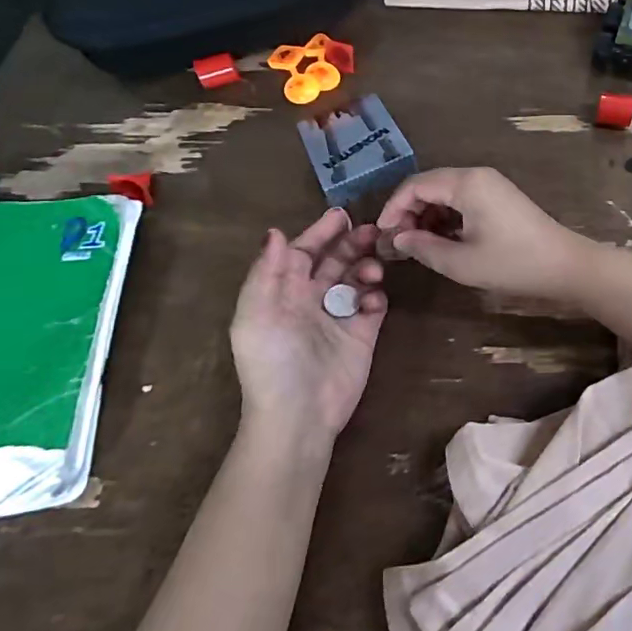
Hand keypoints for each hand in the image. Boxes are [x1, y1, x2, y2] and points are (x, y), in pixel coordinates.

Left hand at [229, 208, 386, 443]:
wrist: (299, 415)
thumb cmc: (272, 363)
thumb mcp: (255, 317)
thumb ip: (265, 273)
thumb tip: (275, 232)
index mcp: (283, 292)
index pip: (303, 252)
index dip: (320, 233)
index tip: (342, 215)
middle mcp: (311, 299)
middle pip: (334, 259)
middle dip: (351, 243)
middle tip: (372, 231)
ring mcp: (339, 315)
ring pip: (357, 277)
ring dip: (366, 265)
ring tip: (372, 270)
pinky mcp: (363, 333)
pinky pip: (374, 303)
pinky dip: (376, 295)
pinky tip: (372, 301)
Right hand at [376, 168, 596, 301]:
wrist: (564, 265)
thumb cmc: (512, 263)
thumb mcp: (461, 262)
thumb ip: (423, 248)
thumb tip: (398, 238)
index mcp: (466, 183)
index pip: (415, 185)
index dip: (393, 208)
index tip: (382, 235)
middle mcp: (477, 175)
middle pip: (430, 185)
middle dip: (409, 212)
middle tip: (399, 243)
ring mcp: (492, 184)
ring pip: (446, 193)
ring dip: (428, 216)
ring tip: (419, 246)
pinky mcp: (500, 197)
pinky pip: (464, 199)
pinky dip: (448, 217)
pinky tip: (444, 241)